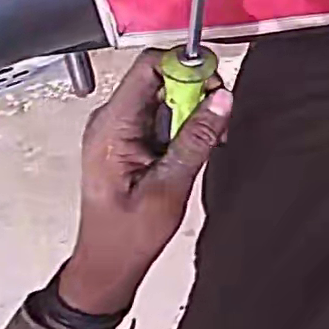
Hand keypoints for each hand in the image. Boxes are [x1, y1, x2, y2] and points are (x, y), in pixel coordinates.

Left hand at [58, 50, 232, 314]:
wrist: (107, 263)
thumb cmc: (127, 234)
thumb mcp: (170, 186)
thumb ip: (197, 139)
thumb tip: (221, 100)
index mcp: (112, 126)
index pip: (149, 67)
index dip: (185, 66)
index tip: (213, 83)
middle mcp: (113, 119)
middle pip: (162, 76)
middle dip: (197, 91)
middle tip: (216, 119)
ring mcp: (123, 126)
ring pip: (168, 93)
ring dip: (196, 109)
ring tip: (209, 138)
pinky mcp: (133, 135)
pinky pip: (166, 111)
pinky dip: (189, 121)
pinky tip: (198, 144)